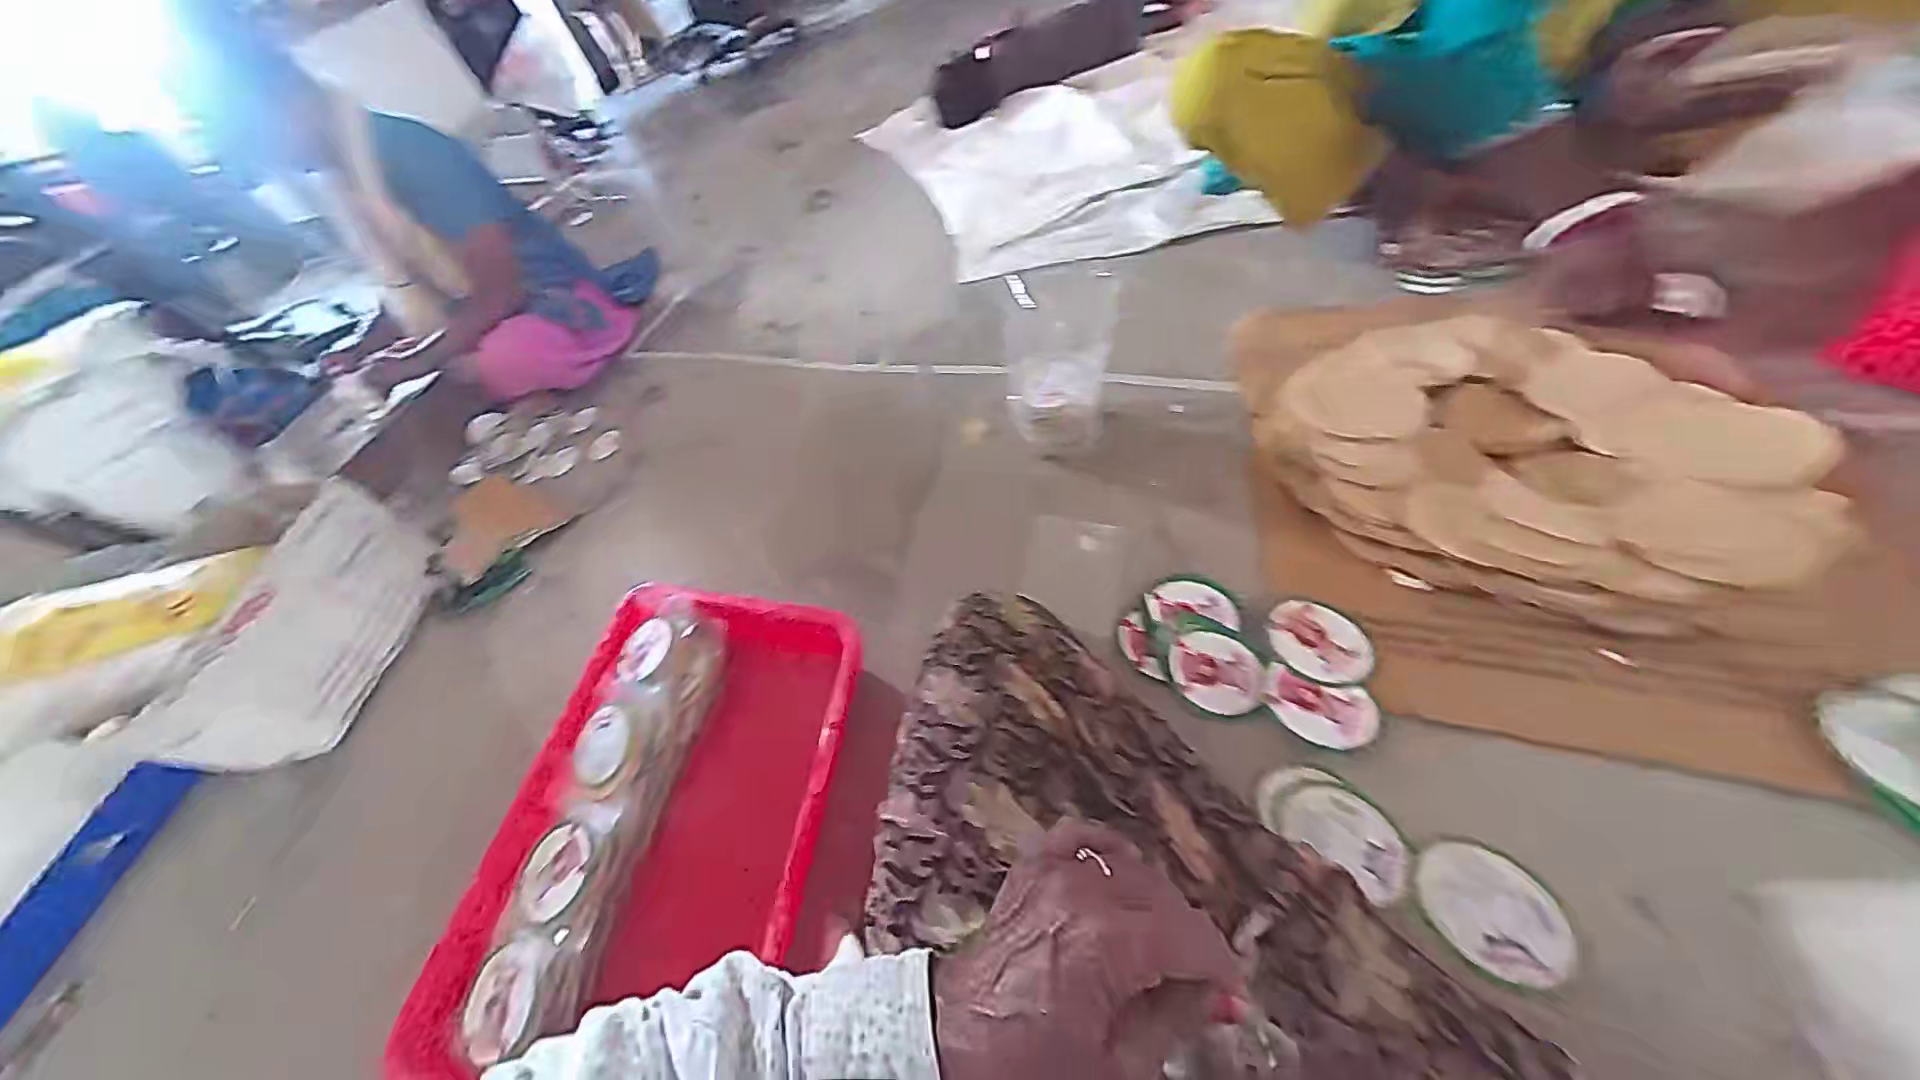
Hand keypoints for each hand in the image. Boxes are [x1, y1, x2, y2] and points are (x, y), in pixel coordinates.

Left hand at [932, 820, 1246, 1079]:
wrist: (957, 1040)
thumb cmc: (1035, 1062)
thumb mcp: (1120, 1062)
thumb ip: (1174, 1016)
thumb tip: (1215, 992)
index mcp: (1108, 938)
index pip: (1191, 936)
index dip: (1220, 967)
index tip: (1229, 995)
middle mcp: (1084, 889)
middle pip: (1165, 899)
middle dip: (1188, 940)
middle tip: (1193, 982)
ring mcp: (1053, 869)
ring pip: (1131, 867)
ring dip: (1154, 902)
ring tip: (1156, 945)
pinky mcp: (1032, 866)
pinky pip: (1080, 836)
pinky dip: (1106, 849)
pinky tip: (1120, 871)